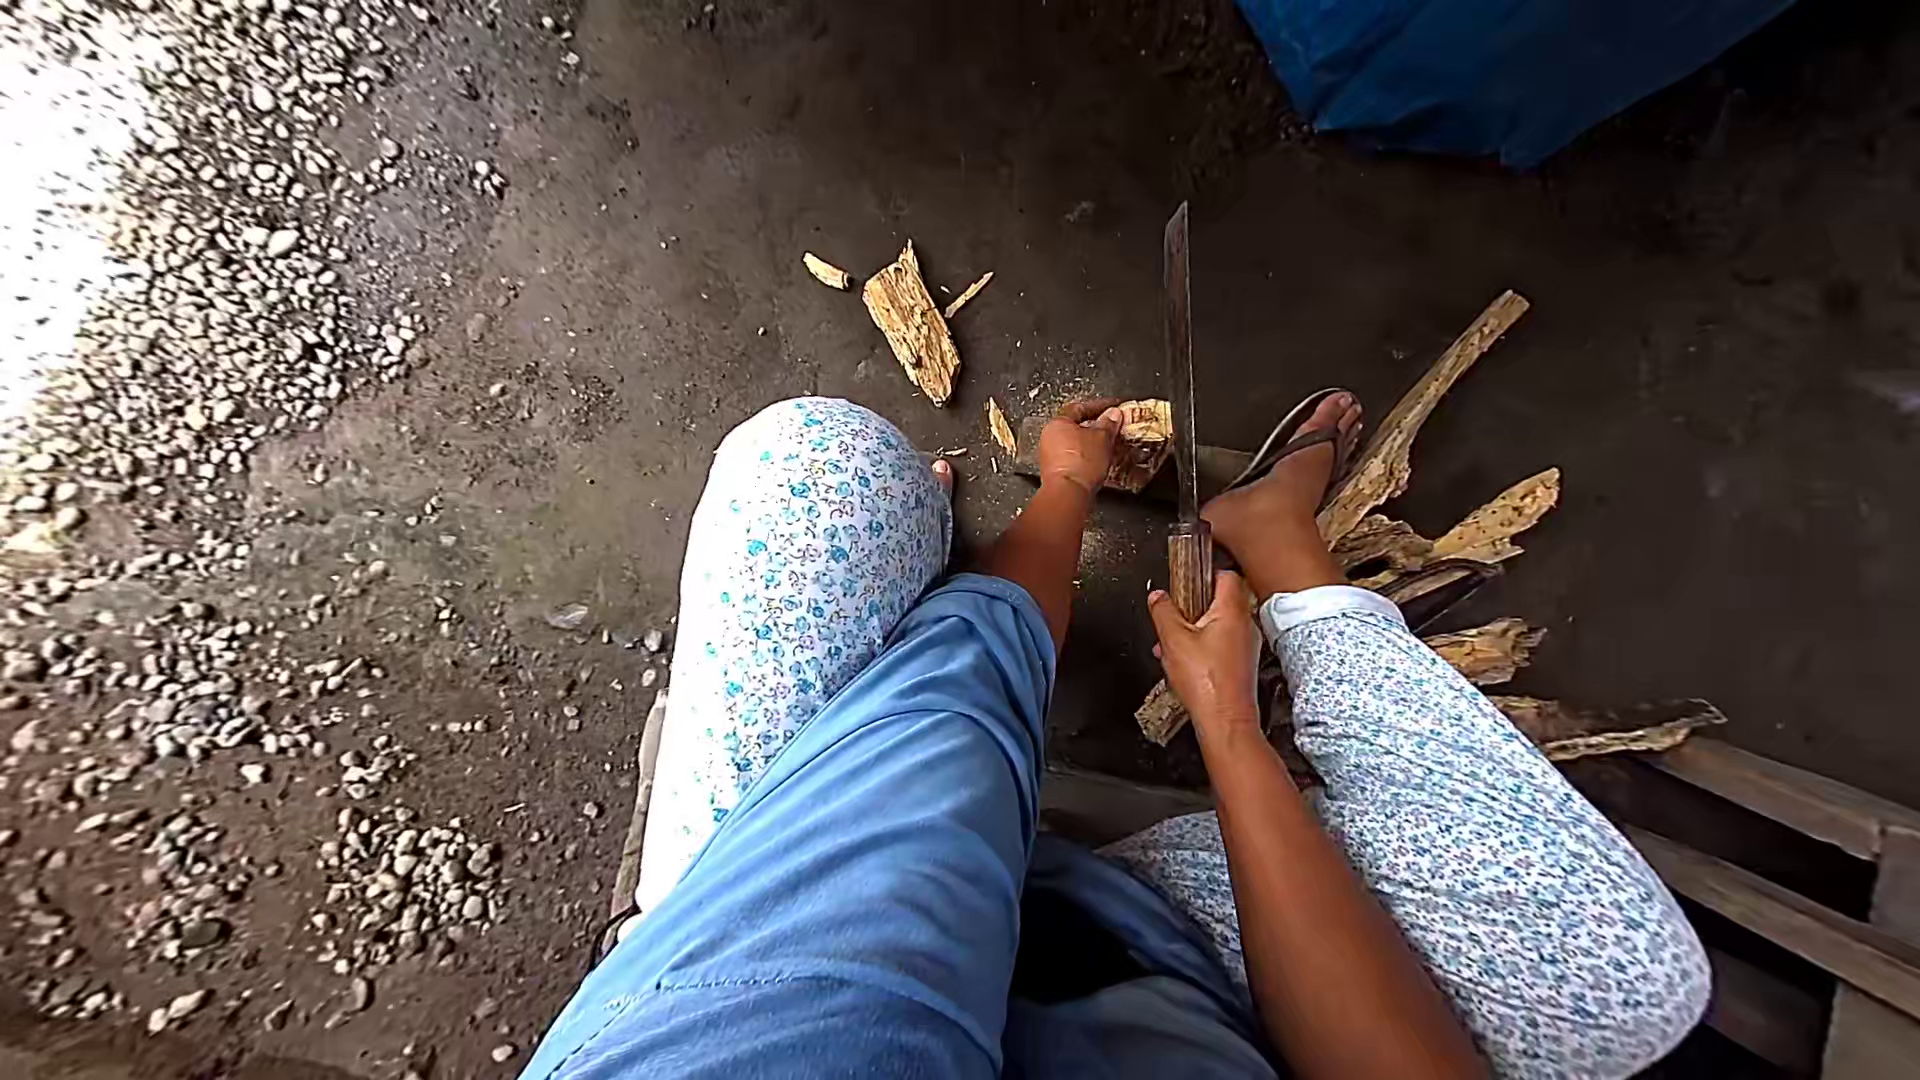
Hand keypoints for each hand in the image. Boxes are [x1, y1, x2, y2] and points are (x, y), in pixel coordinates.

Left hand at [1039, 398, 1124, 494]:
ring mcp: (1050, 457)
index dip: (1099, 406)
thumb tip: (1113, 414)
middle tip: (1113, 427)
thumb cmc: (1080, 463)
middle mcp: (1049, 438)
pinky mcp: (1055, 473)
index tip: (1112, 407)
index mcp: (1057, 423)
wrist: (1068, 493)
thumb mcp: (1102, 438)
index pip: (1080, 407)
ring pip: (1075, 444)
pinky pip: (1073, 459)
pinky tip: (1098, 461)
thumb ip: (1108, 423)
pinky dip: (1086, 458)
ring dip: (1092, 443)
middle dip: (1096, 426)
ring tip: (1109, 445)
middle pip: (1076, 426)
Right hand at [1147, 570, 1261, 731]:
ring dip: (1192, 627)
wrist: (1224, 721)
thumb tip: (1157, 597)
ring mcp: (1245, 646)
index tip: (1186, 576)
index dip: (1204, 572)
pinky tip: (1180, 660)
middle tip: (1173, 611)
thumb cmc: (1206, 683)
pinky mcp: (1240, 663)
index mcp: (1232, 612)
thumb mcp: (1172, 639)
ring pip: (1217, 623)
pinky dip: (1199, 645)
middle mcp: (1244, 626)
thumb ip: (1162, 611)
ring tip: (1171, 641)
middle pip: (1218, 600)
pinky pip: (1219, 643)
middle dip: (1191, 605)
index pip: (1225, 575)